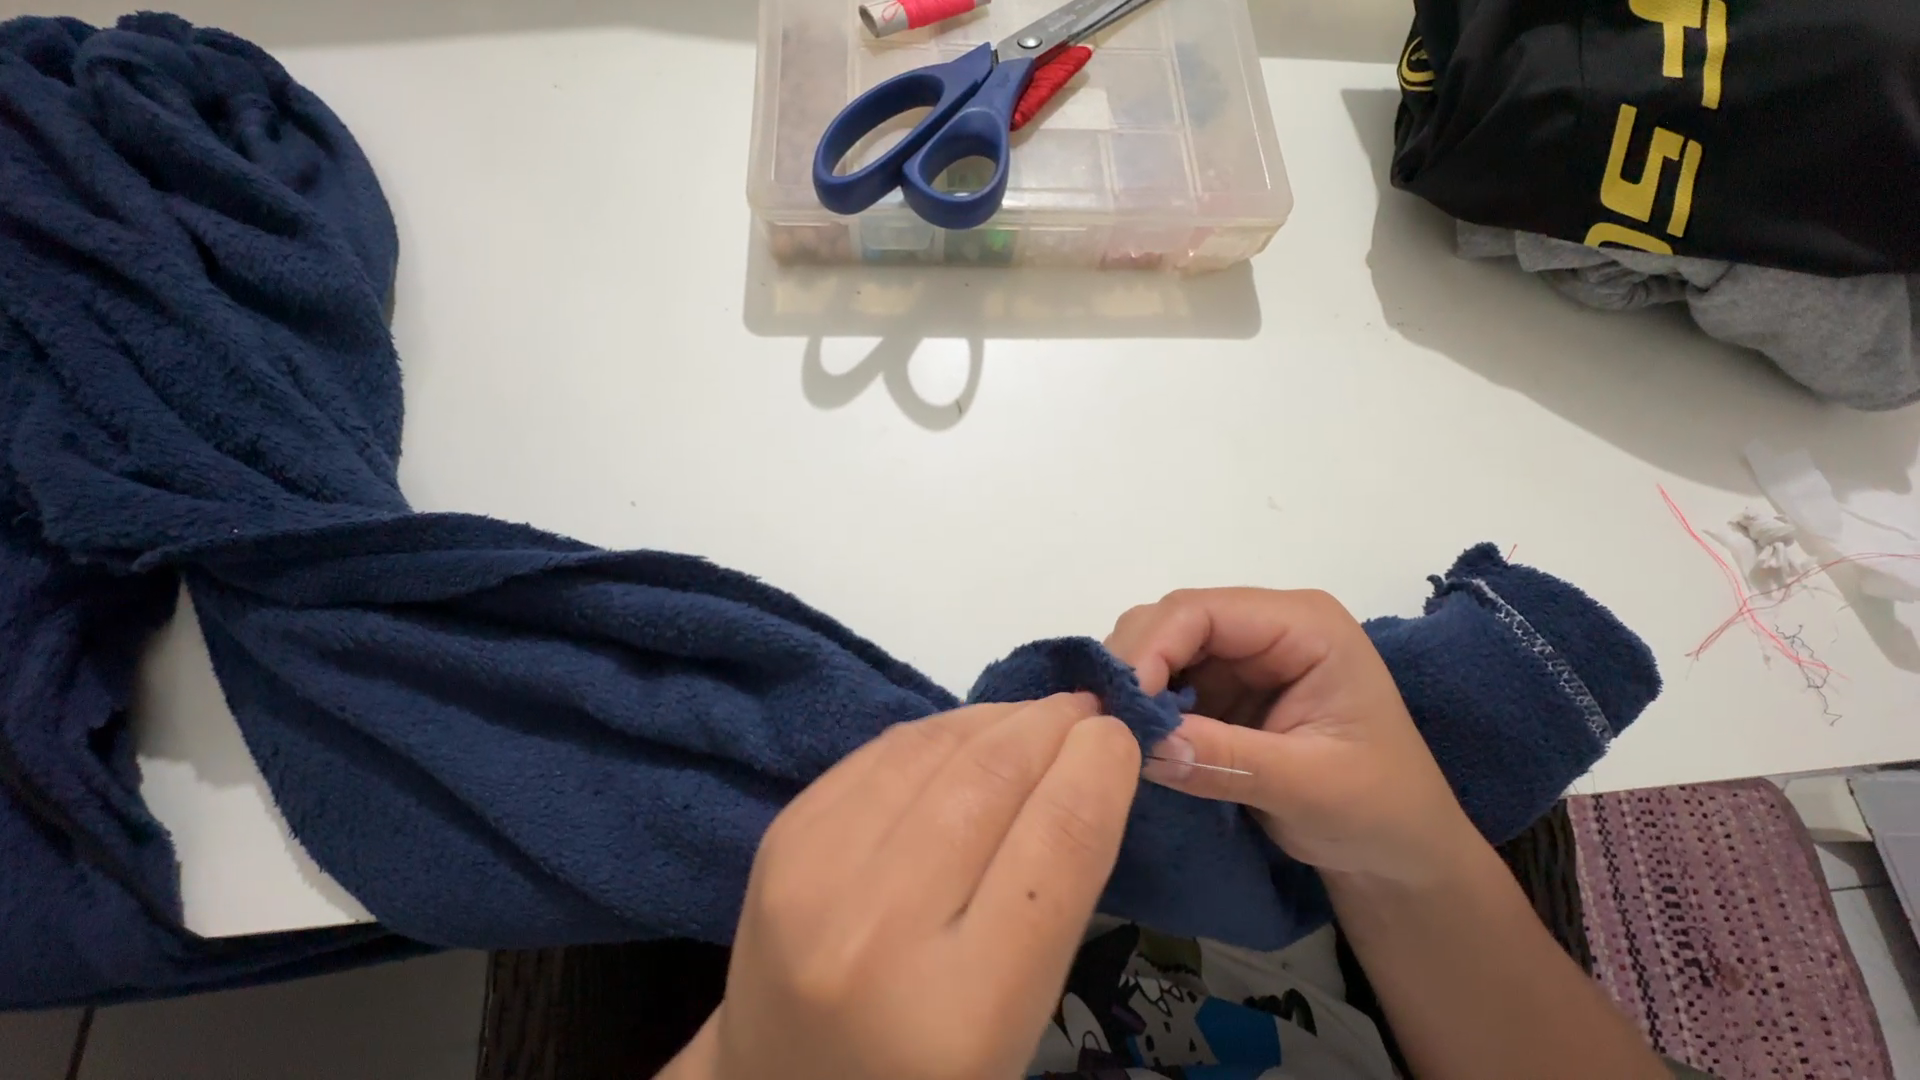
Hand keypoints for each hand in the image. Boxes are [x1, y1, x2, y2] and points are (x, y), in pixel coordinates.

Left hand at [663, 695, 1140, 1079]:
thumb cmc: (924, 1071)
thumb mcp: (1016, 1018)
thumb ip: (1055, 895)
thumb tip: (1084, 764)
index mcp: (963, 1010)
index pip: (1057, 842)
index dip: (1101, 766)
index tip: (1121, 736)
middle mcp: (879, 933)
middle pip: (992, 778)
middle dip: (1054, 724)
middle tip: (1088, 709)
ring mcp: (815, 874)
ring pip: (934, 745)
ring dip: (999, 715)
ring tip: (1036, 715)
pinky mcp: (784, 835)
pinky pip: (884, 750)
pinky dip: (942, 728)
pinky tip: (970, 732)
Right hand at [1106, 588, 1479, 886]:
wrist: (1399, 854)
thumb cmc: (1380, 812)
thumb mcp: (1310, 786)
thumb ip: (1226, 760)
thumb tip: (1140, 741)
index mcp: (1303, 625)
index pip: (1201, 610)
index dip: (1152, 649)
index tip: (1121, 708)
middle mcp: (1266, 626)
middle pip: (1171, 621)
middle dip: (1135, 667)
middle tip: (1109, 725)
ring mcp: (1241, 656)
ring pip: (1158, 648)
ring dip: (1134, 689)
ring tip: (1119, 736)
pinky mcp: (1222, 689)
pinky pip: (1164, 682)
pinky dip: (1143, 707)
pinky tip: (1134, 738)